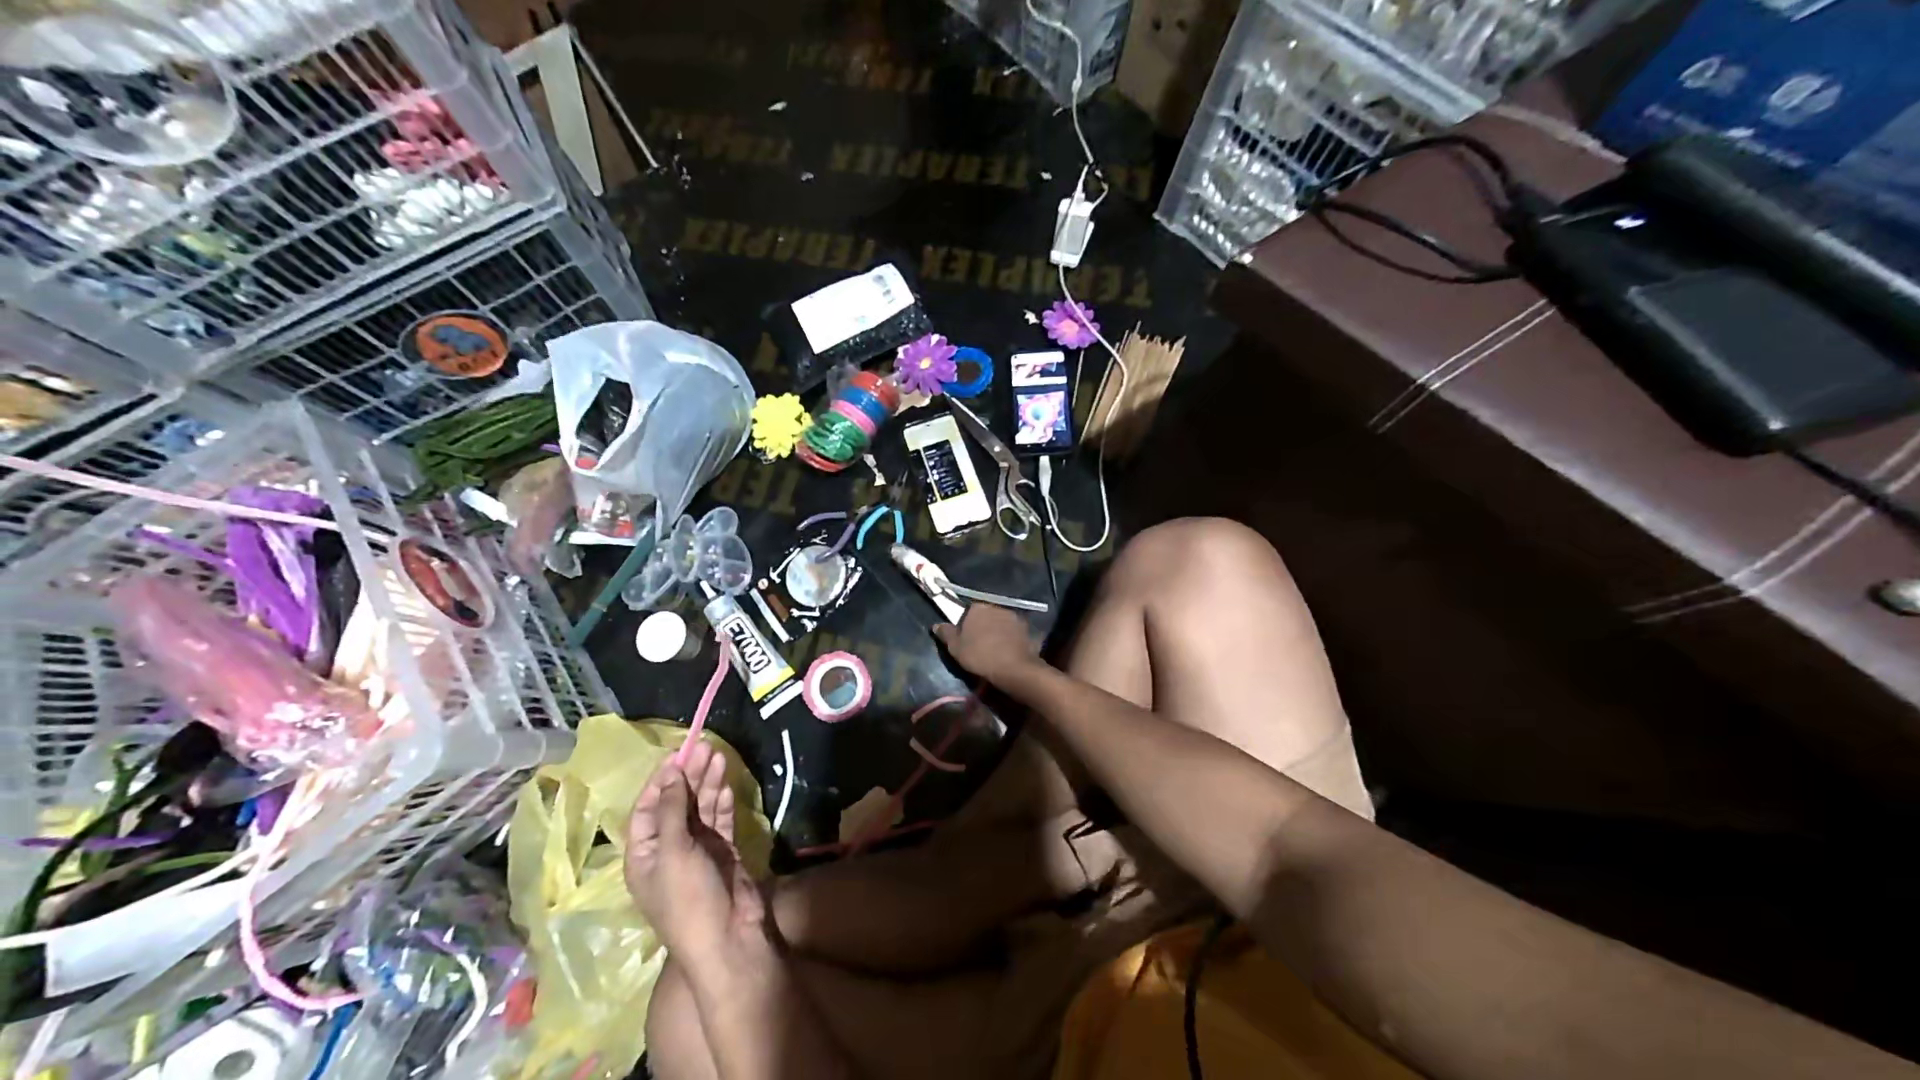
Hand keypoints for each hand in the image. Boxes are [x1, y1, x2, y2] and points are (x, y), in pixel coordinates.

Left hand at [626, 739, 771, 977]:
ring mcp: (697, 851)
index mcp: (643, 855)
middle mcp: (668, 850)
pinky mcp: (723, 852)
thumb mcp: (674, 852)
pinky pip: (721, 820)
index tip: (678, 754)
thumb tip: (672, 773)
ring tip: (720, 756)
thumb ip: (673, 810)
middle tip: (705, 747)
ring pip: (701, 808)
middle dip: (689, 775)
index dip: (662, 781)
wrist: (729, 937)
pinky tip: (728, 783)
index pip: (648, 809)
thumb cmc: (689, 898)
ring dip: (708, 783)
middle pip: (677, 804)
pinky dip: (723, 801)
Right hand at [933, 603, 1043, 684]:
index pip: (968, 611)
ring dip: (998, 632)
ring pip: (1001, 623)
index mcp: (978, 607)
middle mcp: (997, 606)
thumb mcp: (955, 648)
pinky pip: (1014, 632)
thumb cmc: (980, 656)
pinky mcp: (1027, 629)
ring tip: (996, 650)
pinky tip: (1009, 652)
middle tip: (980, 646)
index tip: (966, 639)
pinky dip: (1012, 639)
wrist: (1014, 668)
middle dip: (983, 626)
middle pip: (986, 615)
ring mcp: (1014, 617)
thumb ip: (946, 633)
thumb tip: (936, 625)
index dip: (966, 625)